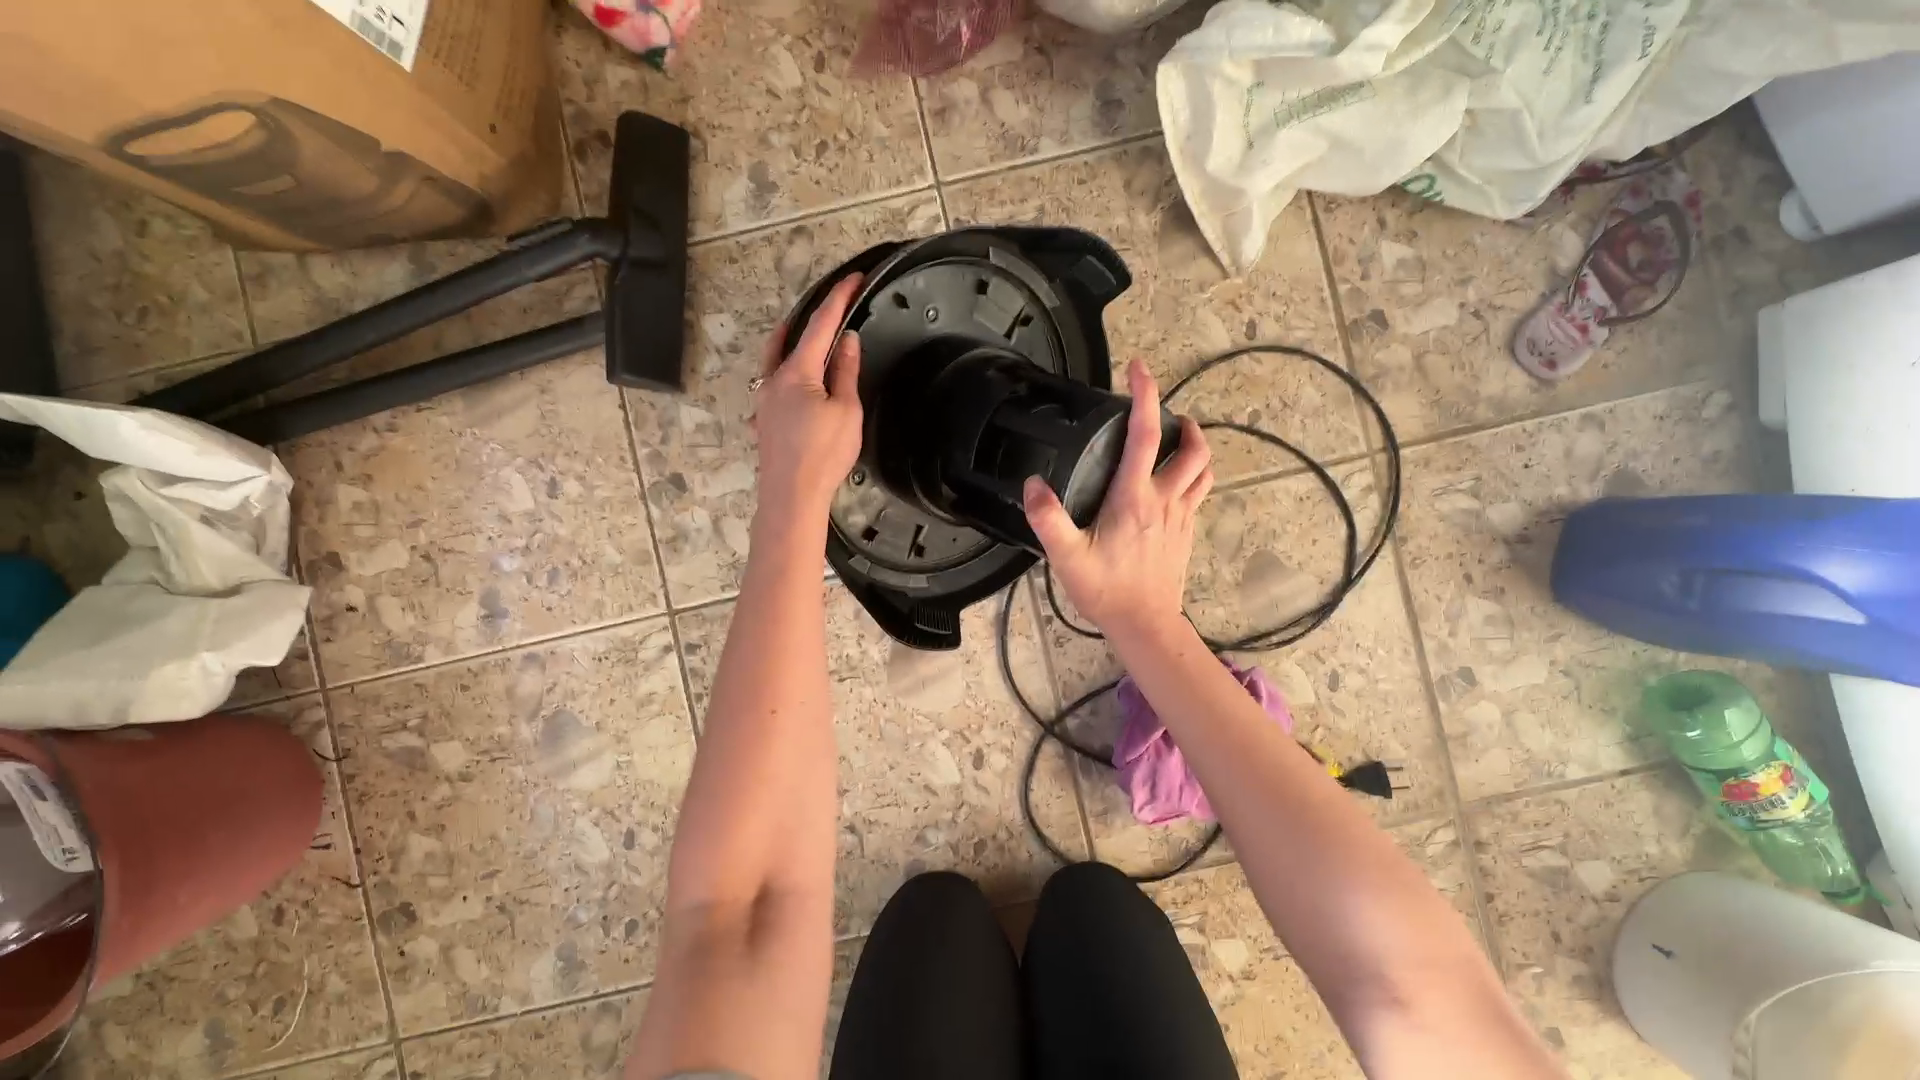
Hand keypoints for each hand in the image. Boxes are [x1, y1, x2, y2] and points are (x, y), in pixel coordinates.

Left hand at [751, 274, 863, 525]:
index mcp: (797, 371)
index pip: (821, 324)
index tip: (853, 279)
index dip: (839, 299)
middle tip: (831, 308)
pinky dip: (783, 374)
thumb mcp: (846, 410)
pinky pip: (771, 387)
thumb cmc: (822, 455)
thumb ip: (845, 372)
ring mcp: (764, 401)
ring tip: (802, 337)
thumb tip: (847, 340)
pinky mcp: (764, 421)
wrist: (792, 495)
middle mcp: (774, 380)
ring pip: (774, 361)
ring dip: (789, 344)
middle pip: (789, 338)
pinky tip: (791, 386)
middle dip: (810, 319)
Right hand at [1023, 359, 1212, 638]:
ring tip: (1181, 437)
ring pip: (1204, 470)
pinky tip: (1176, 481)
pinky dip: (1195, 475)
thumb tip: (1033, 484)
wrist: (1144, 625)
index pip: (1145, 434)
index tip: (1138, 369)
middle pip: (1191, 448)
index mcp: (1134, 498)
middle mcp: (1164, 501)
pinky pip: (1199, 493)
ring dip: (1197, 447)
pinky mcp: (1186, 533)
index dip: (1145, 395)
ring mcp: (1181, 517)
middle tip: (1163, 411)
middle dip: (1182, 421)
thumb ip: (1047, 519)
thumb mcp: (1066, 556)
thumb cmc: (1106, 590)